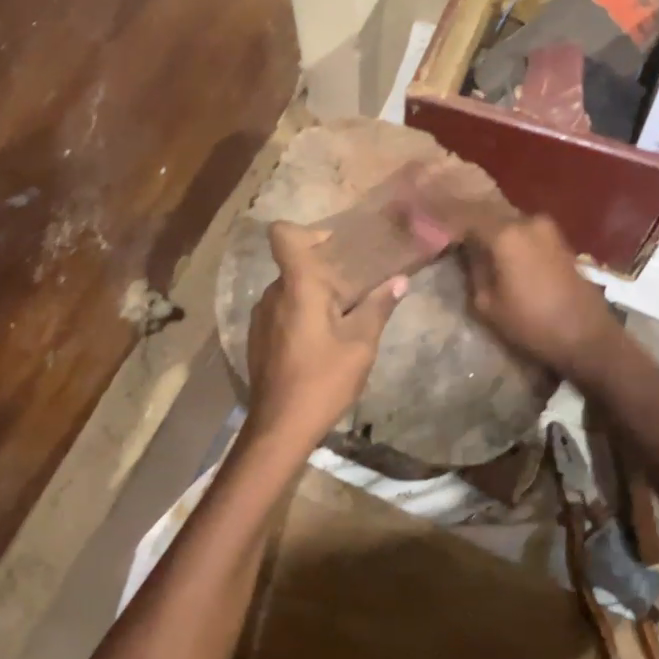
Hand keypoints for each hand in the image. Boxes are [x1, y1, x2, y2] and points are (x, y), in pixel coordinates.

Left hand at [246, 221, 406, 450]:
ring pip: (290, 290)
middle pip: (295, 264)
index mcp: (297, 285)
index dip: (307, 232)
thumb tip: (399, 281)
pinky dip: (301, 316)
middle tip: (358, 285)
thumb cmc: (323, 379)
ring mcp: (261, 317)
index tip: (336, 247)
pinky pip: (281, 312)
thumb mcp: (361, 344)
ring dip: (314, 296)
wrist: (280, 426)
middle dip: (325, 269)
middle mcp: (272, 293)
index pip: (284, 234)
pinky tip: (322, 342)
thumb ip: (379, 307)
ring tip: (344, 316)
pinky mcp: (258, 338)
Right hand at [458, 214, 619, 382]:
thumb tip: (469, 253)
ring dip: (497, 235)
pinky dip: (516, 242)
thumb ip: (474, 271)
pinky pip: (529, 234)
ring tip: (482, 252)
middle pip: (492, 218)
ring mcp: (549, 229)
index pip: (469, 220)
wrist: (586, 335)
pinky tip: (508, 258)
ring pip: (512, 225)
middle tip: (461, 244)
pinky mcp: (562, 241)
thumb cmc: (531, 323)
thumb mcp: (488, 304)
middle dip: (476, 229)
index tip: (442, 237)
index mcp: (505, 234)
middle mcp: (527, 221)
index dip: (454, 228)